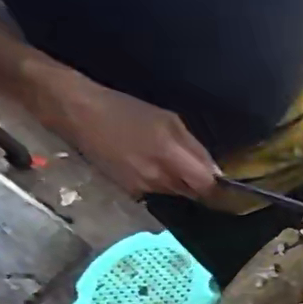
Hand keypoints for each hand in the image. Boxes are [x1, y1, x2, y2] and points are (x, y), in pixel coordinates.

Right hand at [25, 64, 218, 198]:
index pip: (207, 187)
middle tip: (200, 174)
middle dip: (201, 187)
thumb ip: (196, 150)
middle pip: (194, 194)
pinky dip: (161, 184)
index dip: (221, 191)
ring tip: (169, 164)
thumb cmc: (125, 110)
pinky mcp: (128, 190)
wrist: (73, 110)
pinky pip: (157, 192)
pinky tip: (150, 167)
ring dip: (181, 184)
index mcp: (170, 157)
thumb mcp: (169, 121)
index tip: (228, 188)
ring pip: (176, 194)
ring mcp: (142, 186)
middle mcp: (158, 177)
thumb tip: (218, 173)